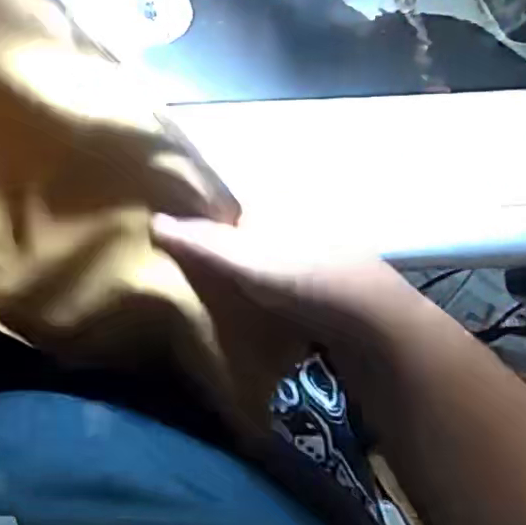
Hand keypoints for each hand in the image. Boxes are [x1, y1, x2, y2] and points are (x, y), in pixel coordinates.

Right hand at [152, 215, 425, 362]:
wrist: (372, 323)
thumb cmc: (303, 276)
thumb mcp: (243, 258)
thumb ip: (200, 241)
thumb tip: (154, 221)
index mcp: (271, 202)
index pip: (222, 201)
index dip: (195, 214)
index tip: (166, 232)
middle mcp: (288, 219)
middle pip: (238, 228)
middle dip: (213, 242)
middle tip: (178, 262)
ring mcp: (304, 249)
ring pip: (255, 253)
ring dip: (234, 268)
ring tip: (200, 285)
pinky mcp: (315, 280)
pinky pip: (271, 277)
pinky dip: (254, 286)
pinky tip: (239, 302)